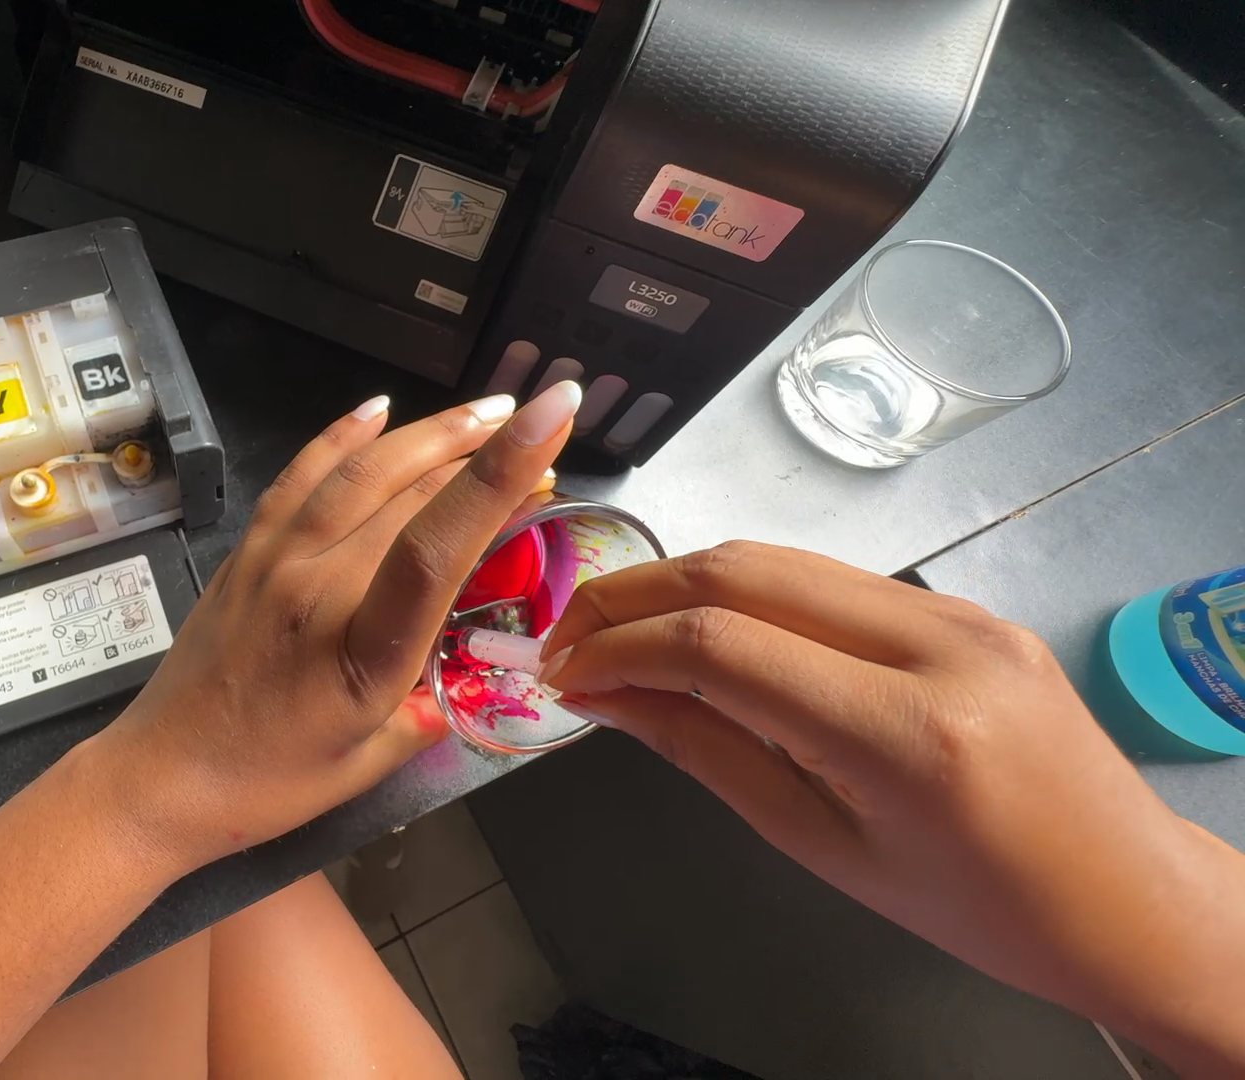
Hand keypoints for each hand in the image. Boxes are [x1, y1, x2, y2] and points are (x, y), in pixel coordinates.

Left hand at [89, 384, 581, 870]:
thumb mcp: (365, 765)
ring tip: (481, 408)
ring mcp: (272, 559)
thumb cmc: (266, 785)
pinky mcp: (245, 551)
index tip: (548, 417)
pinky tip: (376, 409)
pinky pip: (296, 478)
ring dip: (425, 431)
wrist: (158, 776)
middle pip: (406, 493)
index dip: (498, 475)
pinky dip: (339, 437)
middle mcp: (315, 586)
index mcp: (360, 651)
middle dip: (481, 449)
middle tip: (534, 419)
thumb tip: (462, 670)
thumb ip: (426, 710)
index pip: (436, 546)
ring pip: (357, 472)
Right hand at [538, 541, 1244, 1074]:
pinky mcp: (946, 599)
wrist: (1140, 901)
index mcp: (906, 733)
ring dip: (664, 583)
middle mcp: (934, 642)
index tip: (561, 675)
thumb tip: (596, 695)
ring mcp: (948, 607)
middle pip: (731, 572)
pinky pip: (802, 573)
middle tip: (564, 639)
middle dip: (623, 596)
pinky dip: (719, 588)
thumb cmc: (971, 905)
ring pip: (761, 556)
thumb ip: (695, 747)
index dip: (616, 647)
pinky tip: (685, 624)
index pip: (716, 646)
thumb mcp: (811, 841)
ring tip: (610, 629)